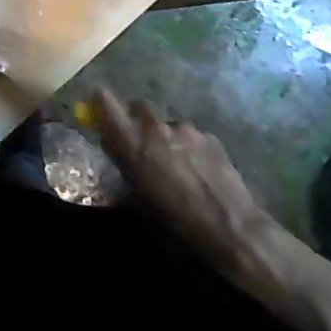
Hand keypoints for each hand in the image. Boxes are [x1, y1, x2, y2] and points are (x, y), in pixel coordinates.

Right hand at [92, 88, 276, 274]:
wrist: (232, 228)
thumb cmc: (177, 223)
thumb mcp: (140, 202)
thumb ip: (126, 170)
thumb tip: (119, 156)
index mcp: (134, 143)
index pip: (106, 102)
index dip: (100, 102)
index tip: (98, 108)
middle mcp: (156, 127)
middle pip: (138, 108)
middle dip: (135, 121)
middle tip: (141, 146)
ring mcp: (186, 128)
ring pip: (165, 123)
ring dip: (164, 137)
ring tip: (174, 165)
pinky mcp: (209, 135)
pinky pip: (189, 134)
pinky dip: (187, 146)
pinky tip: (197, 171)